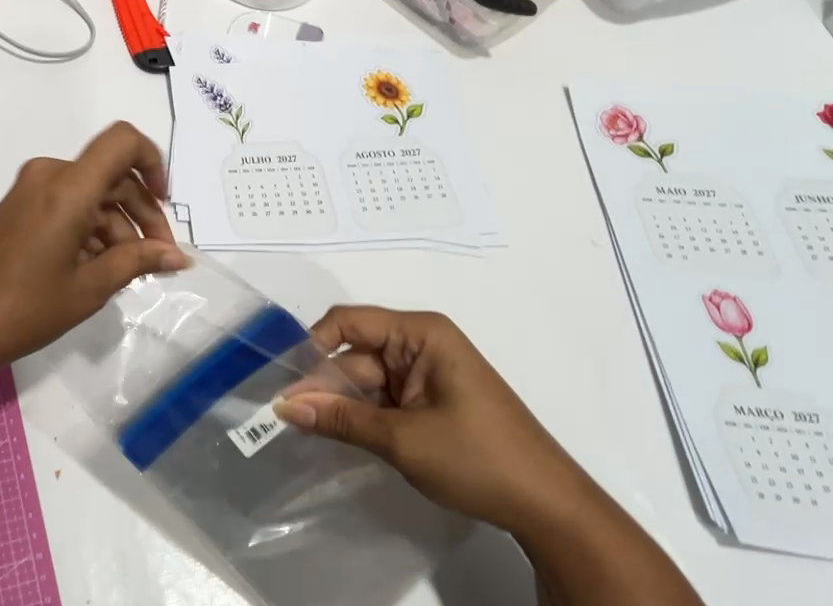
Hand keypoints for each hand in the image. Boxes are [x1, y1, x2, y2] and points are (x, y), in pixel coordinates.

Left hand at [0, 122, 188, 370]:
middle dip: (141, 211)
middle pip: (111, 174)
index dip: (153, 162)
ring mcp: (28, 190)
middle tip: (159, 257)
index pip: (123, 142)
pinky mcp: (17, 207)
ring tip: (128, 271)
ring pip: (90, 192)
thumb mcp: (89, 287)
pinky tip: (97, 267)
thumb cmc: (24, 308)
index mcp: (68, 187)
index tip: (164, 203)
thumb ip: (138, 261)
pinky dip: (89, 226)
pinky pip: (66, 202)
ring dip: (116, 224)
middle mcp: (48, 176)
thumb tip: (178, 256)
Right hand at [275, 306, 595, 534]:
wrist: (549, 509)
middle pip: (354, 354)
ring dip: (341, 405)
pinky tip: (337, 436)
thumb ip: (340, 419)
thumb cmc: (478, 458)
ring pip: (364, 381)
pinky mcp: (429, 403)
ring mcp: (425, 376)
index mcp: (421, 334)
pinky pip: (382, 400)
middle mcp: (420, 345)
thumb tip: (283, 407)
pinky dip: (361, 417)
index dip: (314, 345)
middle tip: (286, 418)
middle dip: (324, 384)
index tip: (285, 380)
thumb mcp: (402, 439)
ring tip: (305, 431)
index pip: (349, 322)